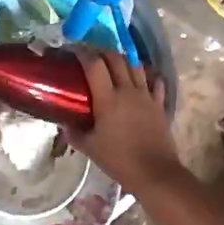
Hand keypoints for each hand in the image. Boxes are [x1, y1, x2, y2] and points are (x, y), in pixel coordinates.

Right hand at [66, 46, 183, 193]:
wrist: (155, 173)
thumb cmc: (119, 159)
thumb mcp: (89, 148)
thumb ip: (74, 133)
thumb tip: (63, 124)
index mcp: (108, 98)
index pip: (94, 64)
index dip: (83, 53)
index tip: (73, 51)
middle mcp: (127, 90)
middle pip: (115, 58)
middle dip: (102, 51)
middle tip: (91, 54)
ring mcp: (146, 96)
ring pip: (136, 66)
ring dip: (123, 59)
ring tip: (114, 62)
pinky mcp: (159, 105)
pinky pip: (155, 83)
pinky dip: (147, 77)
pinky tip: (141, 80)